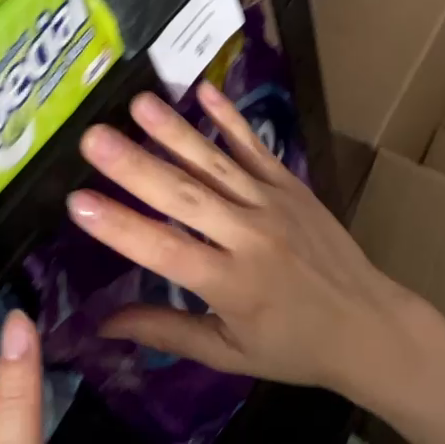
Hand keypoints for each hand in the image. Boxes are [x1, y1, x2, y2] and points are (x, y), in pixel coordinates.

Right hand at [65, 82, 420, 399]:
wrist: (367, 322)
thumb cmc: (292, 345)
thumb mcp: (228, 354)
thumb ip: (166, 333)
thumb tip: (103, 324)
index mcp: (230, 284)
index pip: (166, 252)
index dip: (121, 228)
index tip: (78, 202)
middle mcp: (248, 236)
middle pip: (185, 197)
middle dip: (136, 166)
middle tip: (93, 138)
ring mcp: (272, 202)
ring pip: (215, 163)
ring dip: (175, 131)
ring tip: (138, 104)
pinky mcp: (290, 182)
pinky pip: (254, 146)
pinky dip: (229, 118)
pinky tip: (203, 90)